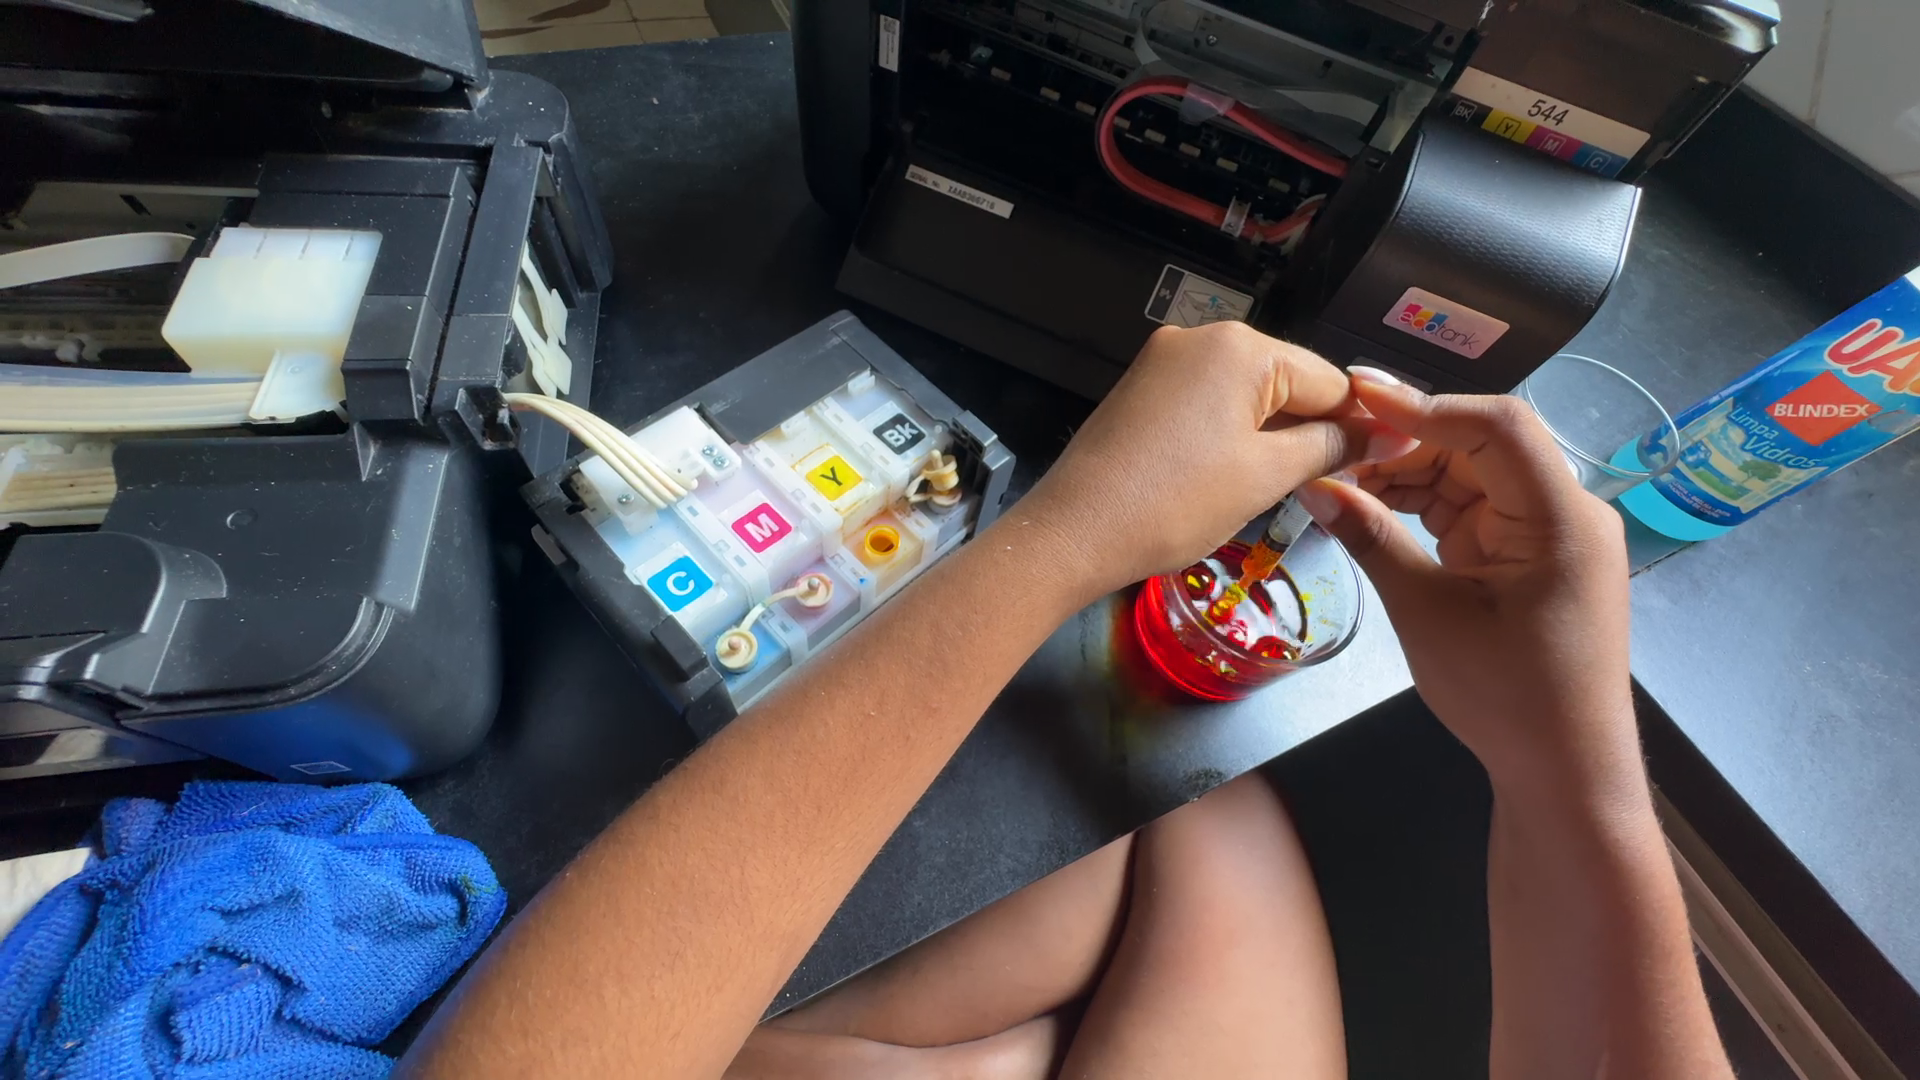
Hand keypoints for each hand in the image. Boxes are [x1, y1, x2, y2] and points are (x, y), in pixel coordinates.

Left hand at [1020, 323, 1413, 598]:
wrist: (1074, 531)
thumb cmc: (1175, 503)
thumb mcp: (1265, 475)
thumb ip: (1331, 447)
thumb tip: (1390, 435)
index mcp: (1239, 347)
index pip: (1328, 380)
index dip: (1357, 426)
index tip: (1378, 465)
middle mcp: (1197, 340)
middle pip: (1282, 383)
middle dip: (1306, 430)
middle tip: (1321, 485)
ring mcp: (1160, 364)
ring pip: (1241, 397)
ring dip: (1266, 436)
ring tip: (1271, 486)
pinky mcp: (1137, 392)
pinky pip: (1202, 406)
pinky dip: (1224, 435)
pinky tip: (1224, 474)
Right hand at [1293, 370, 1638, 797]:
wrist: (1557, 765)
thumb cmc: (1504, 692)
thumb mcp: (1426, 610)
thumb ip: (1371, 539)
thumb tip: (1313, 488)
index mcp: (1558, 517)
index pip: (1496, 426)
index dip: (1422, 403)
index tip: (1353, 396)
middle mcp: (1558, 510)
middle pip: (1474, 445)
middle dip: (1399, 445)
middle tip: (1328, 451)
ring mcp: (1538, 532)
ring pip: (1461, 474)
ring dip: (1399, 477)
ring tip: (1336, 487)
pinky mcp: (1517, 554)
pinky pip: (1461, 509)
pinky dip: (1413, 507)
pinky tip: (1366, 511)